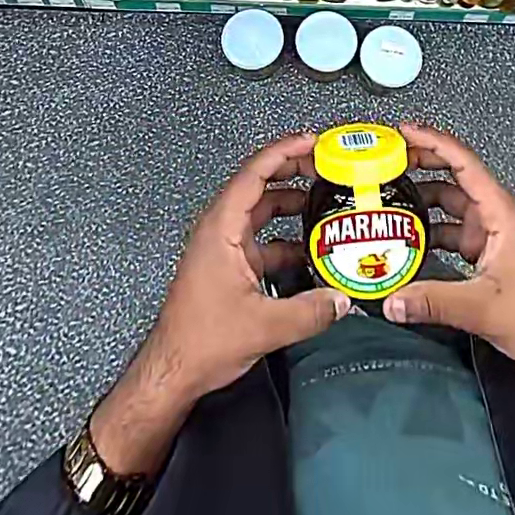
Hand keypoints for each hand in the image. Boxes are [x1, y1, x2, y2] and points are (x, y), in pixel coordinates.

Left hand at [91, 133, 349, 473]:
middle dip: (294, 169)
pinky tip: (313, 248)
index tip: (313, 142)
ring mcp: (226, 245)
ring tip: (324, 200)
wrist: (172, 373)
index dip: (285, 151)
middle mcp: (222, 229)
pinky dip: (289, 234)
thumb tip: (342, 298)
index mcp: (222, 228)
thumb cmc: (200, 342)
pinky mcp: (232, 263)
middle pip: (261, 183)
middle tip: (327, 165)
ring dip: (293, 201)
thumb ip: (311, 311)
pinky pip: (265, 236)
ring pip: (264, 209)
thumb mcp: (264, 326)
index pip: (255, 172)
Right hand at [383, 123, 514, 480]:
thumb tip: (392, 300)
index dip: (433, 141)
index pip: (463, 162)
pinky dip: (429, 231)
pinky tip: (408, 241)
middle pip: (453, 176)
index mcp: (500, 212)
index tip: (405, 131)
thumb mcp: (481, 308)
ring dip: (422, 200)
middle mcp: (495, 215)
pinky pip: (451, 231)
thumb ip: (432, 302)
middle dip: (421, 164)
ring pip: (450, 205)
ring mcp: (491, 233)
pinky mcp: (486, 252)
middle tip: (387, 162)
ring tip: (390, 199)